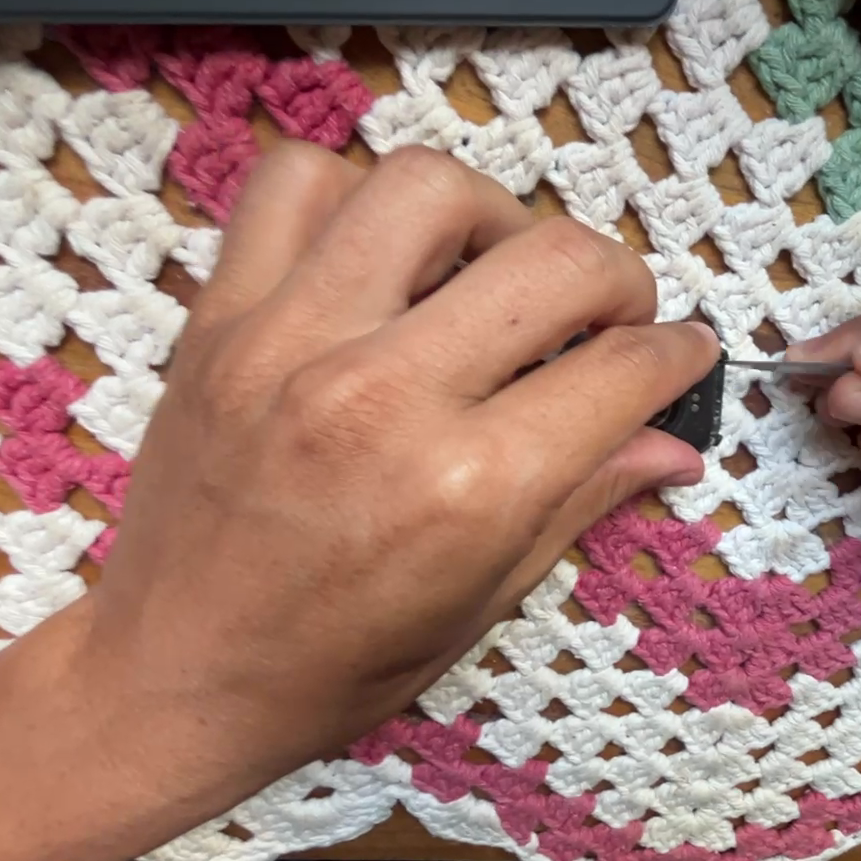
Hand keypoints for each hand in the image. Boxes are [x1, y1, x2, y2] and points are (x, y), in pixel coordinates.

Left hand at [0, 141, 720, 860]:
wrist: (172, 675)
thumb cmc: (346, 664)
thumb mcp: (490, 598)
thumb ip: (588, 497)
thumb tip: (677, 447)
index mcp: (471, 487)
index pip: (620, 374)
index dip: (679, 354)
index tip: (688, 351)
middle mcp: (387, 394)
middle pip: (554, 261)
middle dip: (621, 279)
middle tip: (616, 316)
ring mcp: (290, 339)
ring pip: (429, 188)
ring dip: (503, 218)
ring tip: (506, 275)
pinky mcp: (219, 316)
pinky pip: (298, 185)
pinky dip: (364, 200)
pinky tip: (392, 259)